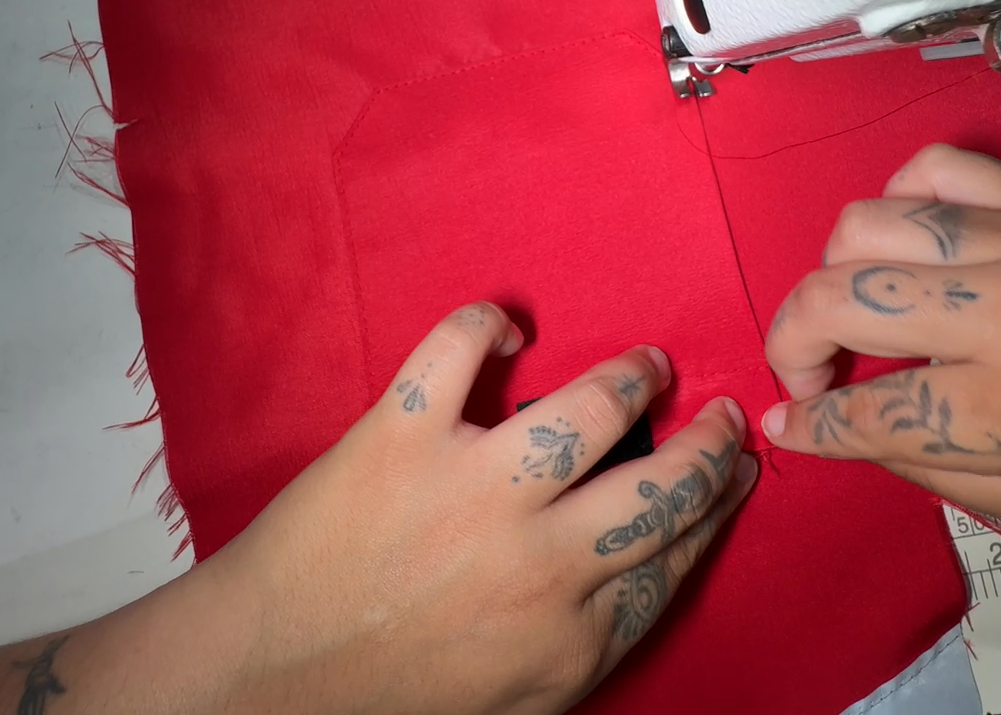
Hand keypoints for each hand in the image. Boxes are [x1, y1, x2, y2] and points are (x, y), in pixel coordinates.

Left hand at [179, 303, 756, 713]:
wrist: (268, 685)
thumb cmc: (392, 695)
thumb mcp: (521, 693)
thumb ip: (588, 630)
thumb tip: (639, 558)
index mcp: (571, 632)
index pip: (676, 553)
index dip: (715, 508)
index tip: (733, 473)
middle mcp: (538, 559)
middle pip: (661, 488)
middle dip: (708, 447)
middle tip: (721, 414)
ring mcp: (470, 488)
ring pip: (587, 408)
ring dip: (630, 378)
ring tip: (646, 364)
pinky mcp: (401, 436)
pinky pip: (455, 351)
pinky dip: (485, 323)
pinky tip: (507, 328)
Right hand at [757, 144, 1000, 559]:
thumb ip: (933, 468)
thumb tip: (839, 434)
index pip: (868, 411)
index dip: (810, 424)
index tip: (787, 424)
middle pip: (839, 300)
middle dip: (791, 344)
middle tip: (805, 373)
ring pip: (866, 226)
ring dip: (832, 274)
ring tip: (851, 310)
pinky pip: (937, 169)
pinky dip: (898, 198)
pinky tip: (906, 243)